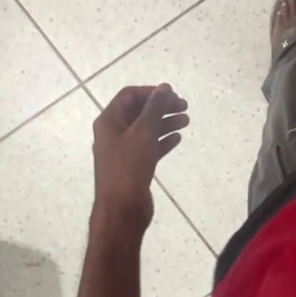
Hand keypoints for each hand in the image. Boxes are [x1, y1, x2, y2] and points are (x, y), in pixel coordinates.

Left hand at [91, 84, 189, 233]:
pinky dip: (162, 140)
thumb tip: (164, 88)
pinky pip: (149, 147)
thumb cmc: (129, 167)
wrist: (122, 209)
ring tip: (186, 121)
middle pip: (139, 112)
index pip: (129, 96)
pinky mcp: (133, 166)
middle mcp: (114, 133)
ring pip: (146, 129)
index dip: (151, 92)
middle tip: (184, 107)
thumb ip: (155, 108)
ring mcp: (123, 150)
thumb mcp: (143, 132)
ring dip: (165, 122)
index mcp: (109, 121)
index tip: (172, 95)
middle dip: (161, 107)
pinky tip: (177, 139)